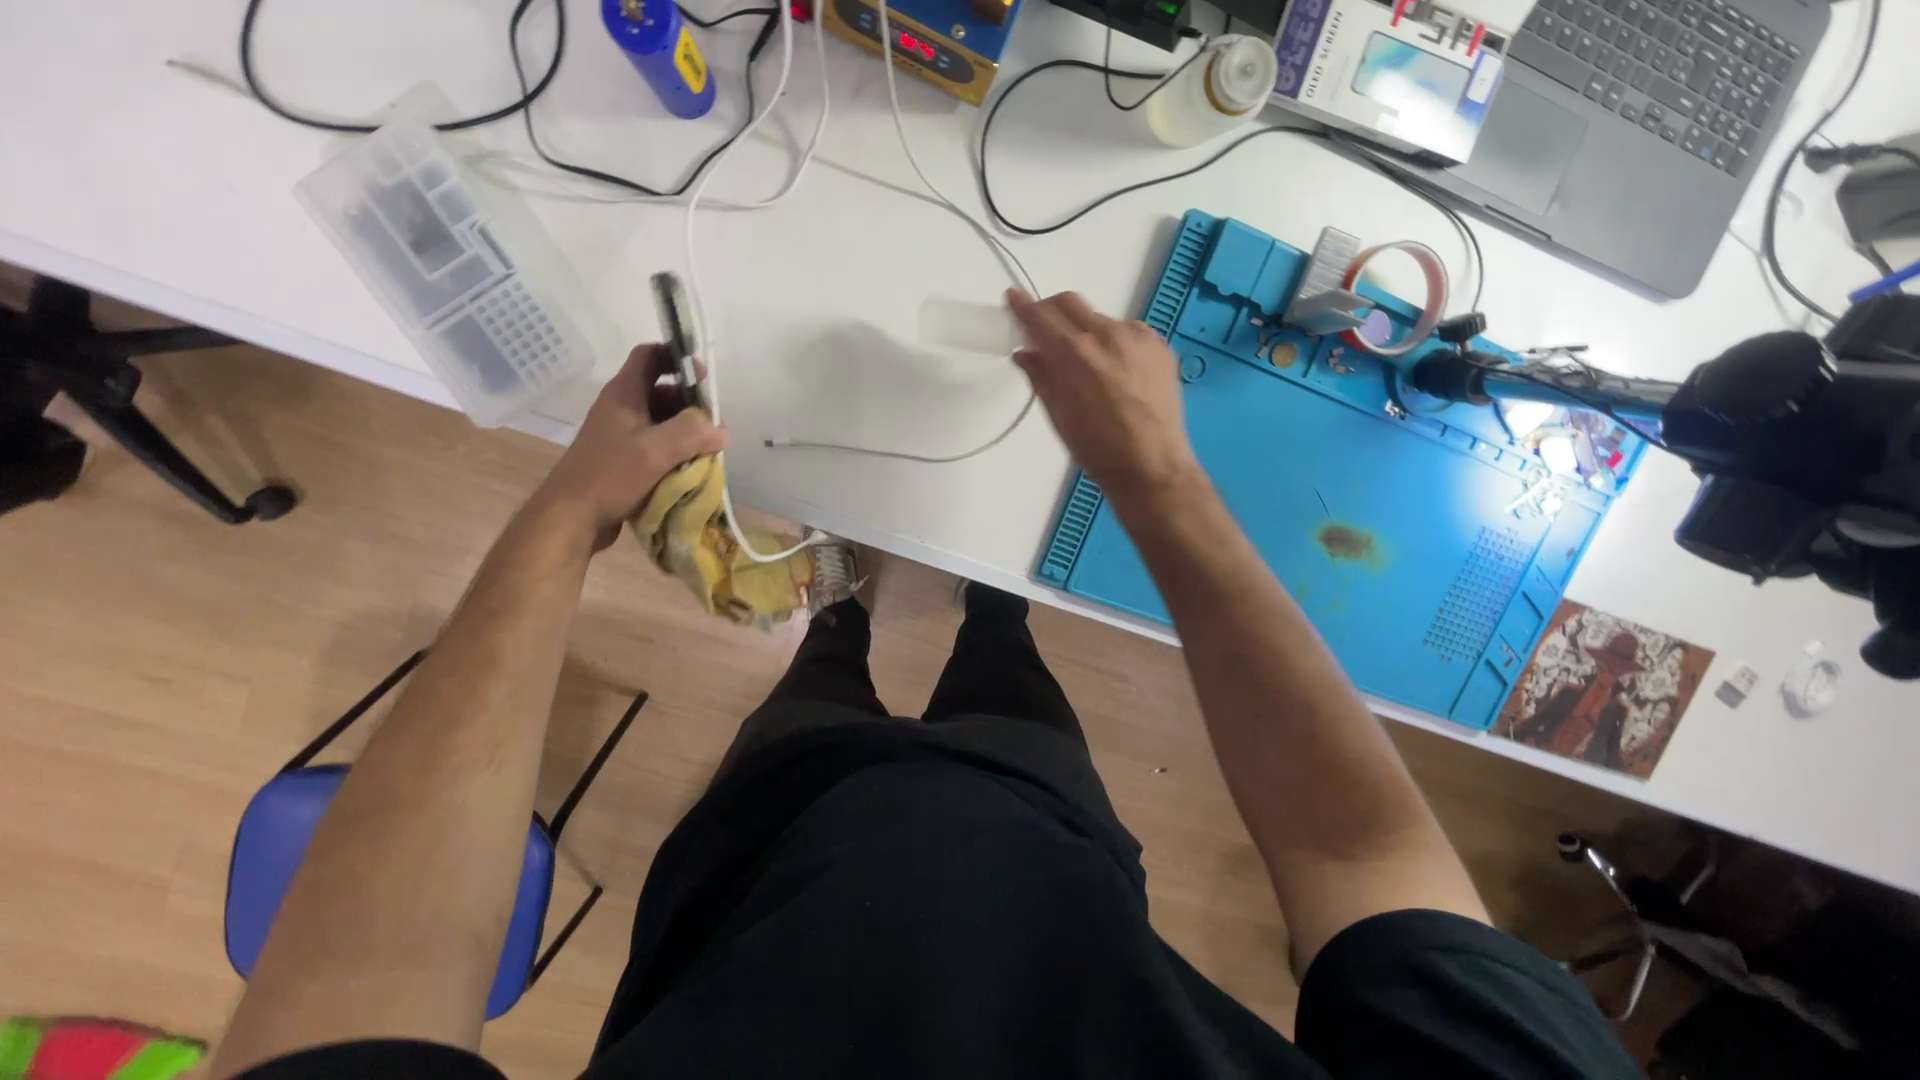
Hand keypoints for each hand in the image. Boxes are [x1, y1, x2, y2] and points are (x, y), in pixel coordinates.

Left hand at [533, 344, 726, 550]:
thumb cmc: (610, 476)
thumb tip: (719, 430)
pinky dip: (675, 451)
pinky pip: (655, 445)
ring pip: (661, 420)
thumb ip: (691, 433)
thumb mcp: (655, 450)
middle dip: (690, 402)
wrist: (571, 517)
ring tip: (707, 449)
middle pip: (661, 390)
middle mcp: (621, 408)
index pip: (650, 355)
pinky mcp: (622, 460)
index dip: (676, 356)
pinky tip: (691, 468)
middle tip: (712, 422)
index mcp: (624, 394)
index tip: (703, 376)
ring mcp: (620, 435)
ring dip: (685, 430)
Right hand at [1007, 289, 1199, 508]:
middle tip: (1044, 328)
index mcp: (1076, 354)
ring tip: (1087, 363)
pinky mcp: (1160, 346)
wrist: (1152, 466)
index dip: (1023, 306)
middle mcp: (1108, 335)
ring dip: (1085, 329)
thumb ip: (1041, 376)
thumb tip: (1025, 353)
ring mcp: (1139, 337)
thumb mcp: (1059, 415)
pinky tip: (1116, 370)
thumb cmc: (1097, 449)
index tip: (1013, 297)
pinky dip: (1114, 342)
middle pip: (1070, 302)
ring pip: (1101, 318)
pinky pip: (1128, 332)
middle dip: (1051, 309)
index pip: (1041, 318)